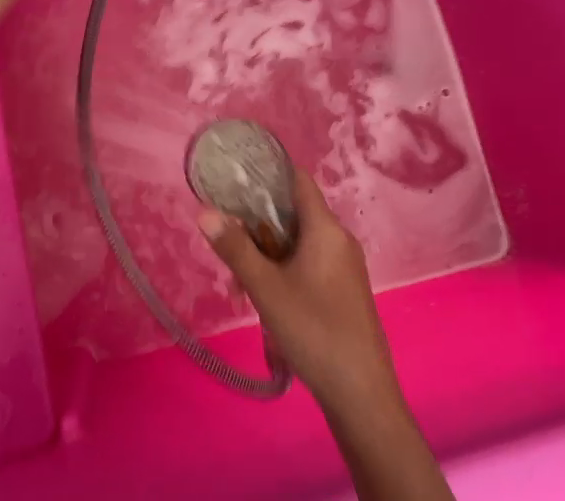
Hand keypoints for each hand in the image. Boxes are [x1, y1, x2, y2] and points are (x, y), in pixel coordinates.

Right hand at [199, 170, 399, 410]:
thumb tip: (204, 211)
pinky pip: (310, 263)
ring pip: (299, 242)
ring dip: (269, 252)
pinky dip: (286, 269)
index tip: (234, 178)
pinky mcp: (345, 289)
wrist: (360, 392)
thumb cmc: (313, 330)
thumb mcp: (266, 289)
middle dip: (259, 224)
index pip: (297, 180)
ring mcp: (345, 265)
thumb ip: (235, 248)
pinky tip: (267, 298)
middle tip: (228, 241)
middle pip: (294, 212)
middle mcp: (339, 238)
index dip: (267, 173)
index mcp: (325, 228)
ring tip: (243, 281)